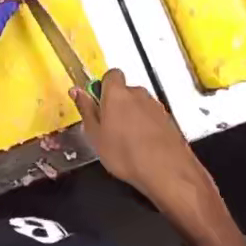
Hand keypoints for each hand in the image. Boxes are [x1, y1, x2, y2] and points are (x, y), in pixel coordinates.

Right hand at [72, 69, 213, 211]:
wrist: (166, 171)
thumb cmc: (126, 154)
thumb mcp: (95, 135)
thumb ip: (86, 109)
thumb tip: (77, 92)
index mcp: (117, 94)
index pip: (110, 74)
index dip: (102, 87)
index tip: (96, 102)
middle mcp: (138, 94)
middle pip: (124, 90)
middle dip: (116, 104)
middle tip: (107, 126)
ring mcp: (156, 106)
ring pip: (138, 104)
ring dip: (130, 116)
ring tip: (123, 140)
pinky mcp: (168, 119)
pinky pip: (150, 117)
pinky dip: (144, 126)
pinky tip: (139, 146)